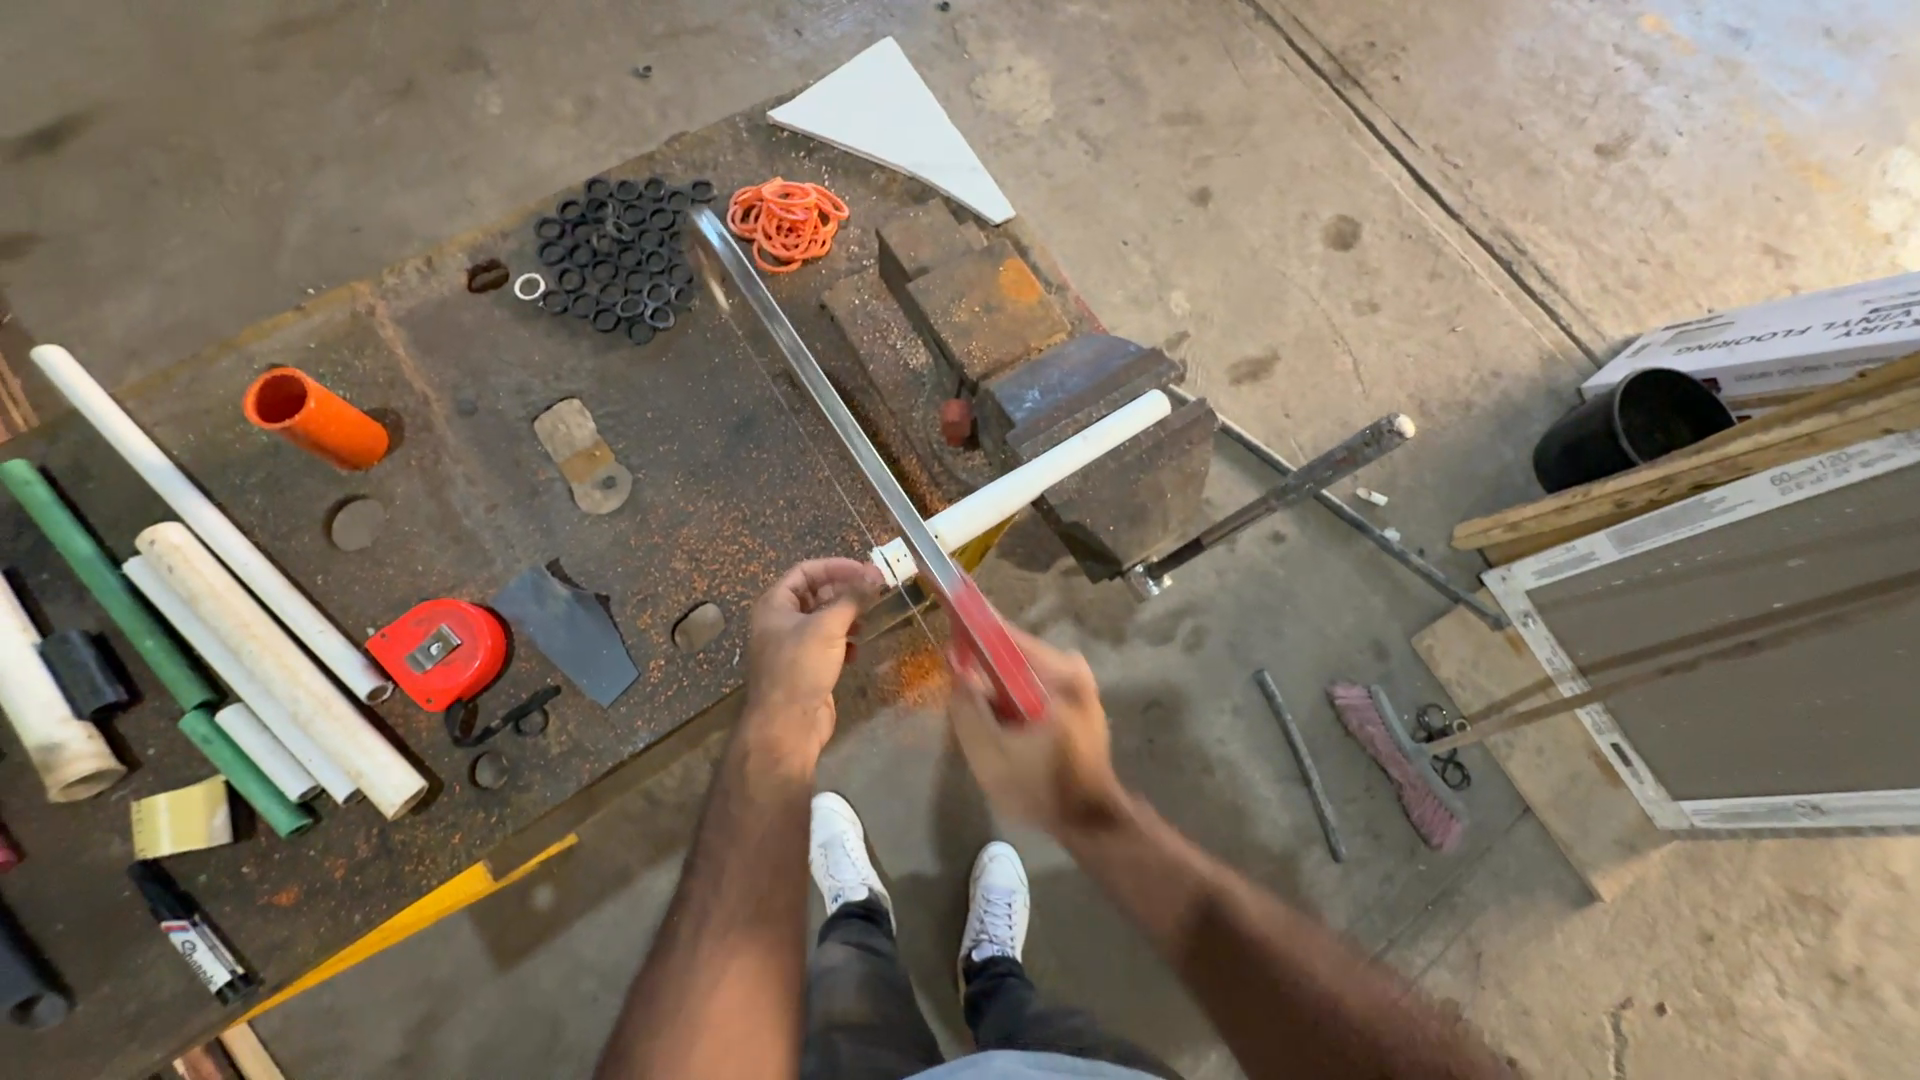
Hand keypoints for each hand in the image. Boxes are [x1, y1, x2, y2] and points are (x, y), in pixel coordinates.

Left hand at [743, 557, 884, 764]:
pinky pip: (827, 644)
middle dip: (844, 592)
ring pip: (824, 620)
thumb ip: (852, 598)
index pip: (805, 571)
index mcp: (775, 605)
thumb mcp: (827, 627)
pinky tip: (856, 650)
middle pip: (815, 595)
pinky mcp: (806, 668)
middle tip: (875, 592)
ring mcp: (792, 646)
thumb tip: (875, 574)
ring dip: (847, 617)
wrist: (786, 725)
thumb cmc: (800, 667)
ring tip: (867, 620)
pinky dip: (843, 642)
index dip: (835, 567)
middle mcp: (780, 621)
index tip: (864, 570)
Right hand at [947, 627, 1127, 836]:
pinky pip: (1041, 683)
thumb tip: (957, 672)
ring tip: (980, 701)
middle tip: (962, 677)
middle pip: (1018, 652)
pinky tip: (1005, 717)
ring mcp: (1083, 686)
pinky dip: (1020, 692)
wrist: (1088, 821)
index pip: (1009, 637)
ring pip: (1028, 669)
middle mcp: (1074, 672)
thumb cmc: (1040, 788)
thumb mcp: (990, 755)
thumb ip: (967, 710)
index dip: (977, 632)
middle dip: (988, 662)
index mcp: (1057, 678)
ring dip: (1003, 680)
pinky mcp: (1083, 702)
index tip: (953, 629)